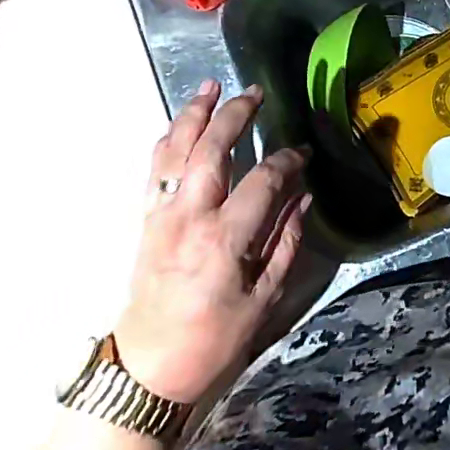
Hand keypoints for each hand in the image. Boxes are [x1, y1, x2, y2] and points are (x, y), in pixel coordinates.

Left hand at [113, 82, 312, 404]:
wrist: (151, 362)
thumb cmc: (213, 339)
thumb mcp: (263, 300)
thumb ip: (283, 242)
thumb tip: (303, 196)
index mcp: (223, 239)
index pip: (261, 181)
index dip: (286, 161)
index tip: (301, 153)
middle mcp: (189, 215)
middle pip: (211, 149)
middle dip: (234, 115)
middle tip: (253, 92)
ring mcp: (162, 212)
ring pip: (176, 149)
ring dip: (193, 114)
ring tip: (209, 87)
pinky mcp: (146, 217)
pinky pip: (156, 167)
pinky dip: (169, 140)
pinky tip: (180, 125)